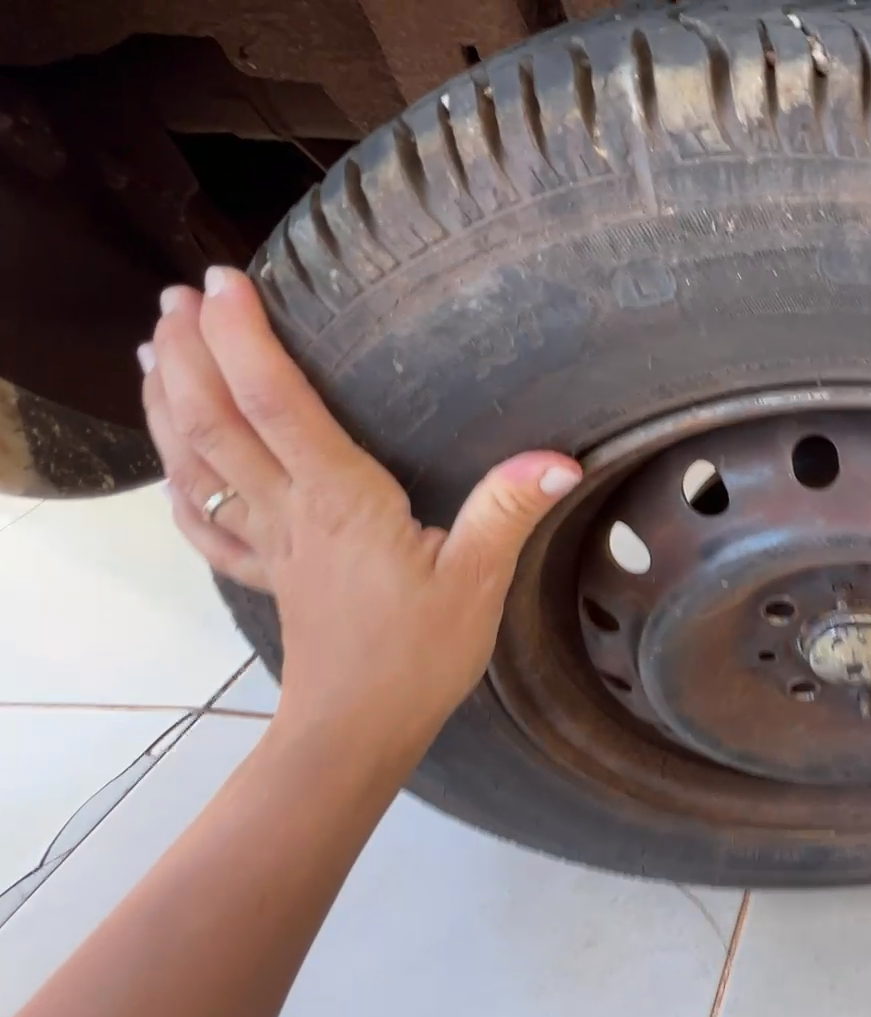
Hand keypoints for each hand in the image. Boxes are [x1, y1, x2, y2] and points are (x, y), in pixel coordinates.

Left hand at [141, 266, 581, 745]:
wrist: (360, 725)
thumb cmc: (421, 651)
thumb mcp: (481, 577)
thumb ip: (509, 509)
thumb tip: (560, 459)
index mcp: (339, 502)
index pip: (278, 405)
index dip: (247, 341)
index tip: (226, 284)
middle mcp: (288, 511)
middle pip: (214, 421)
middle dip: (190, 353)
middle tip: (179, 299)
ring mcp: (267, 544)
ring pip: (196, 461)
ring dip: (169, 399)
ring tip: (157, 350)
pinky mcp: (268, 573)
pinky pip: (207, 518)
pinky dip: (179, 478)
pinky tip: (177, 461)